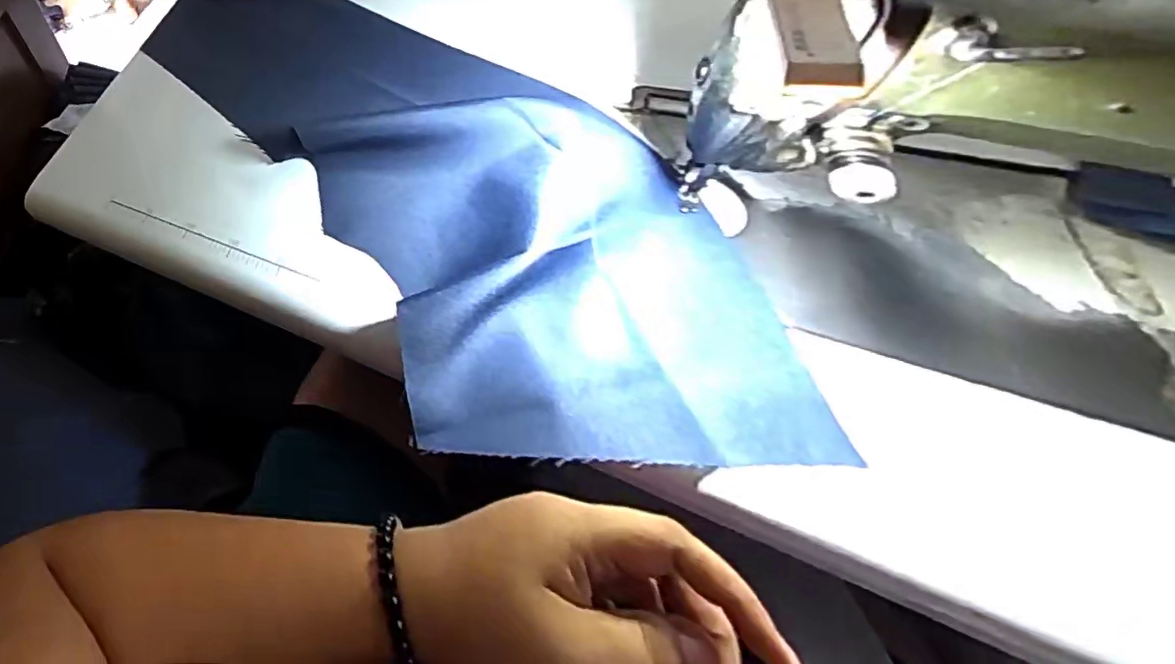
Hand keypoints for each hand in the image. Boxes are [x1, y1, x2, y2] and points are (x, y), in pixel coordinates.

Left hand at [395, 493, 799, 663]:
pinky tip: (627, 652)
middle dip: (699, 617)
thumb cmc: (482, 622)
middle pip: (655, 561)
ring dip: (663, 624)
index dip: (732, 594)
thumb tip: (713, 647)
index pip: (675, 541)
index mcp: (578, 526)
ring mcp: (546, 541)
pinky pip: (594, 589)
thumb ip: (652, 647)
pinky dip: (623, 622)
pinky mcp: (530, 563)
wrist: (397, 600)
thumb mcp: (572, 648)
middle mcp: (566, 523)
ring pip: (628, 579)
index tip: (777, 656)